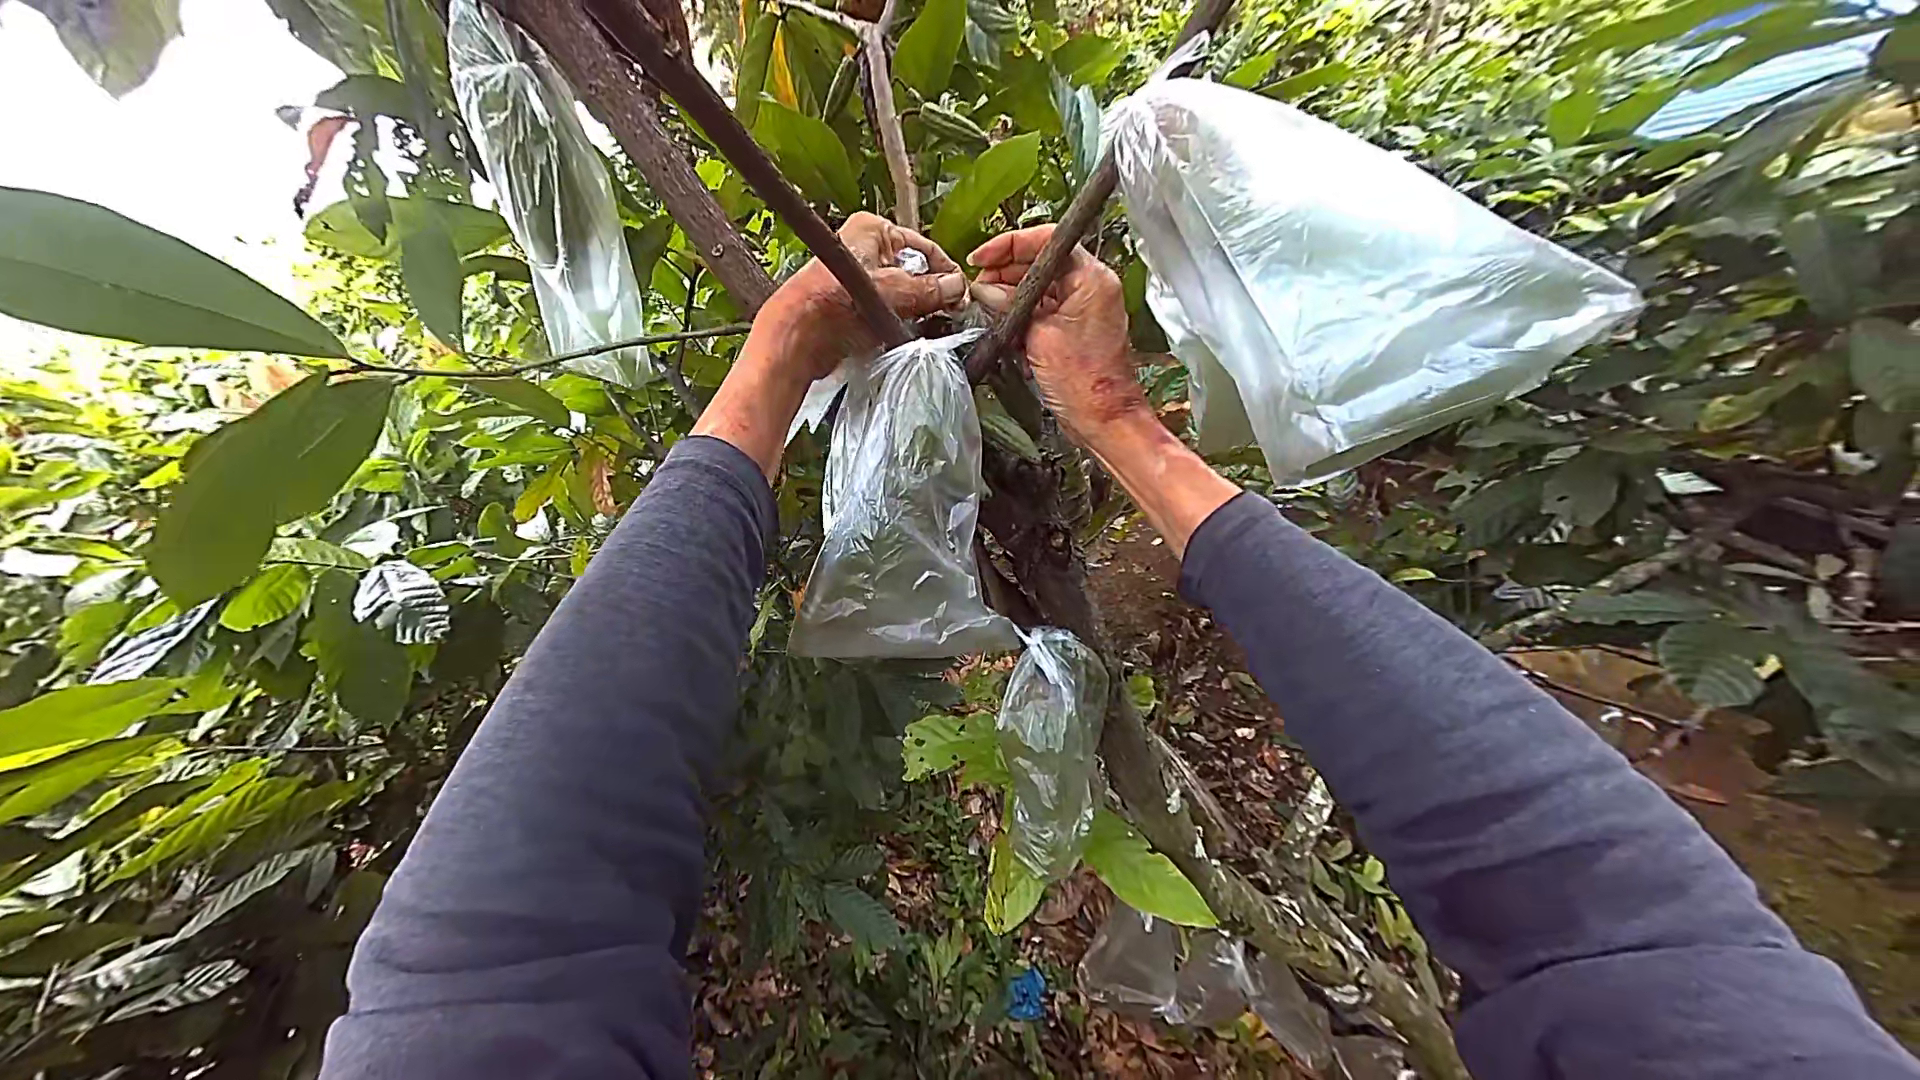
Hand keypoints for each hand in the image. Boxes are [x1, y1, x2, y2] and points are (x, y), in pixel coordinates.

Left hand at [695, 215, 962, 479]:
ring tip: (930, 325)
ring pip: (903, 295)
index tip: (961, 291)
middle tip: (950, 312)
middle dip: (932, 292)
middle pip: (914, 272)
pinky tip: (909, 333)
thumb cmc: (834, 303)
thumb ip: (933, 289)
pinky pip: (888, 314)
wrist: (801, 337)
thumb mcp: (896, 291)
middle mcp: (864, 252)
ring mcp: (859, 282)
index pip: (923, 247)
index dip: (945, 269)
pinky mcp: (855, 309)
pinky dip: (901, 324)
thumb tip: (956, 288)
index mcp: (872, 231)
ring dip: (917, 311)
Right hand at [967, 225, 1148, 446]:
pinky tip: (1010, 333)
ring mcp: (1085, 310)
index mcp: (1091, 278)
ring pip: (1041, 289)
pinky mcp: (1076, 331)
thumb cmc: (1085, 383)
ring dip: (1013, 299)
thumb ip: (1010, 306)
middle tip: (980, 288)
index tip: (983, 257)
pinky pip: (1046, 312)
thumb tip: (986, 290)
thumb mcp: (1038, 337)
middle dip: (1006, 274)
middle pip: (1041, 263)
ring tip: (990, 311)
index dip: (1008, 245)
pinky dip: (1025, 318)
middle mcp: (1092, 288)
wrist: (1103, 419)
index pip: (1045, 240)